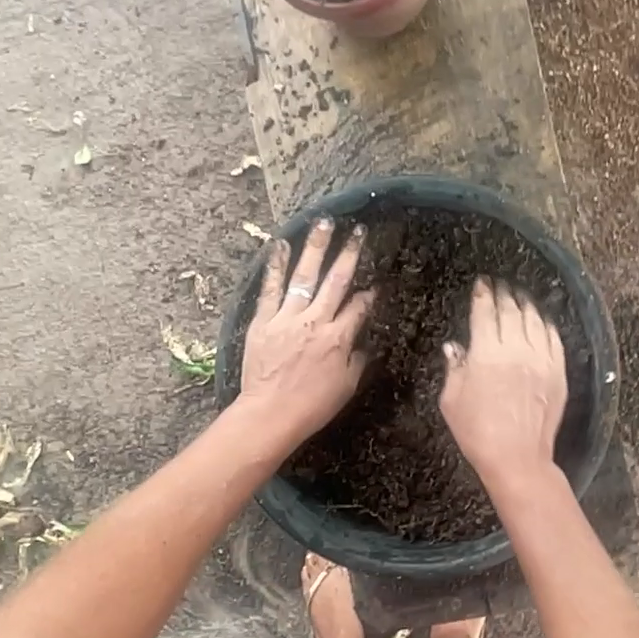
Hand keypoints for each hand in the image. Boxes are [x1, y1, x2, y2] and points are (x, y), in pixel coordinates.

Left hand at [235, 218, 373, 443]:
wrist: (271, 414)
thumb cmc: (311, 406)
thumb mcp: (346, 387)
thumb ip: (357, 360)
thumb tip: (362, 344)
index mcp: (338, 339)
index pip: (359, 307)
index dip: (370, 295)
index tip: (375, 286)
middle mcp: (315, 322)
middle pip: (336, 281)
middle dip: (350, 253)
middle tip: (358, 230)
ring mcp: (287, 319)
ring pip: (305, 276)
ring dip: (316, 247)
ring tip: (323, 223)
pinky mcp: (263, 322)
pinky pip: (270, 289)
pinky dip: (275, 266)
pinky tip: (281, 245)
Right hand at [440, 279, 567, 490]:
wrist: (517, 458)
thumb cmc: (477, 432)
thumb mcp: (451, 400)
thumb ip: (454, 368)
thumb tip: (455, 347)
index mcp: (486, 354)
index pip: (484, 312)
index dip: (482, 295)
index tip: (481, 285)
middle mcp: (516, 350)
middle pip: (511, 310)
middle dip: (504, 294)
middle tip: (499, 286)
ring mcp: (541, 360)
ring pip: (535, 320)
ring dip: (526, 304)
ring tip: (520, 297)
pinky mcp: (558, 372)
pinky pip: (554, 339)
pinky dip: (546, 325)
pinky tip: (541, 321)